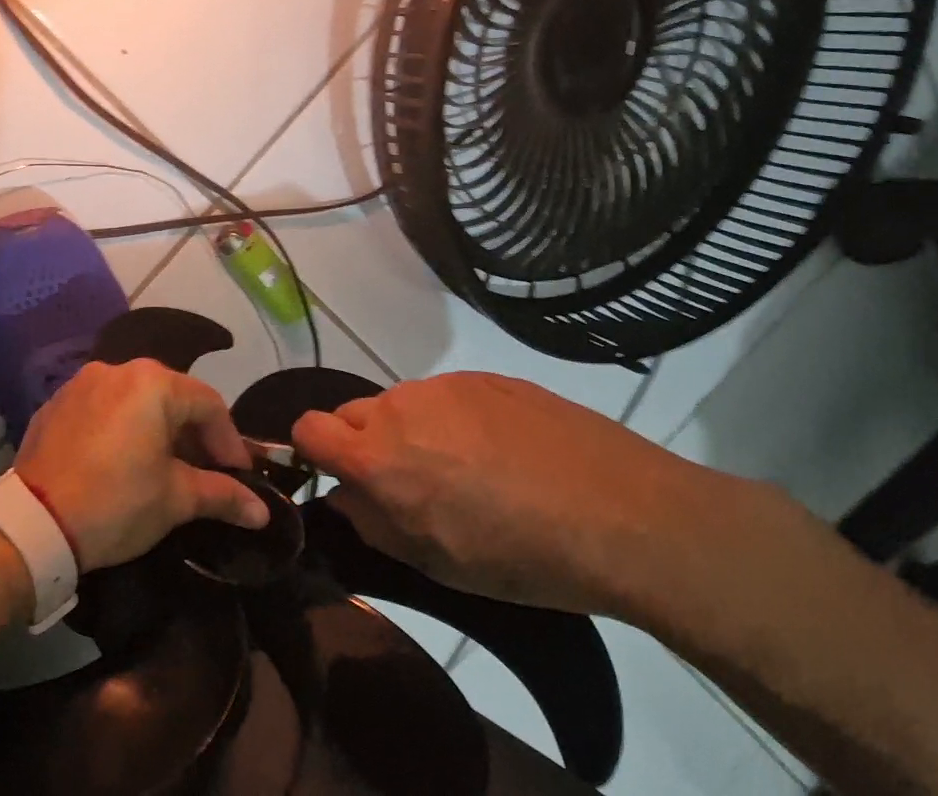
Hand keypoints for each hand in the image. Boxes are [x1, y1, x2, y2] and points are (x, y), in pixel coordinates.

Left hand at [13, 360, 270, 570]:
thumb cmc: (116, 504)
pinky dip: (120, 430)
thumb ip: (222, 495)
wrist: (34, 523)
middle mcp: (114, 370)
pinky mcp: (53, 406)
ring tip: (166, 470)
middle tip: (207, 475)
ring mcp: (78, 384)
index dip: (230, 442)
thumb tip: (261, 511)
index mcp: (150, 382)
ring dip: (157, 431)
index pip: (208, 404)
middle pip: (170, 397)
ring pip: (134, 401)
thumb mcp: (176, 501)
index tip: (241, 478)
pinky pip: (101, 410)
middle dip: (194, 436)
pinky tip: (122, 463)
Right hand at [292, 371, 741, 615]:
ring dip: (413, 430)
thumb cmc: (521, 557)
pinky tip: (503, 451)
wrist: (631, 520)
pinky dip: (455, 418)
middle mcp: (400, 409)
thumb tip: (345, 495)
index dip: (313, 453)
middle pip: (352, 414)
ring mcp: (447, 387)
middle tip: (411, 482)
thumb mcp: (432, 561)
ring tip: (467, 467)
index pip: (307, 430)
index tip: (340, 477)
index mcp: (377, 458)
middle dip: (366, 444)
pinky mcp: (490, 377)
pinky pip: (447, 395)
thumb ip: (370, 521)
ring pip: (402, 404)